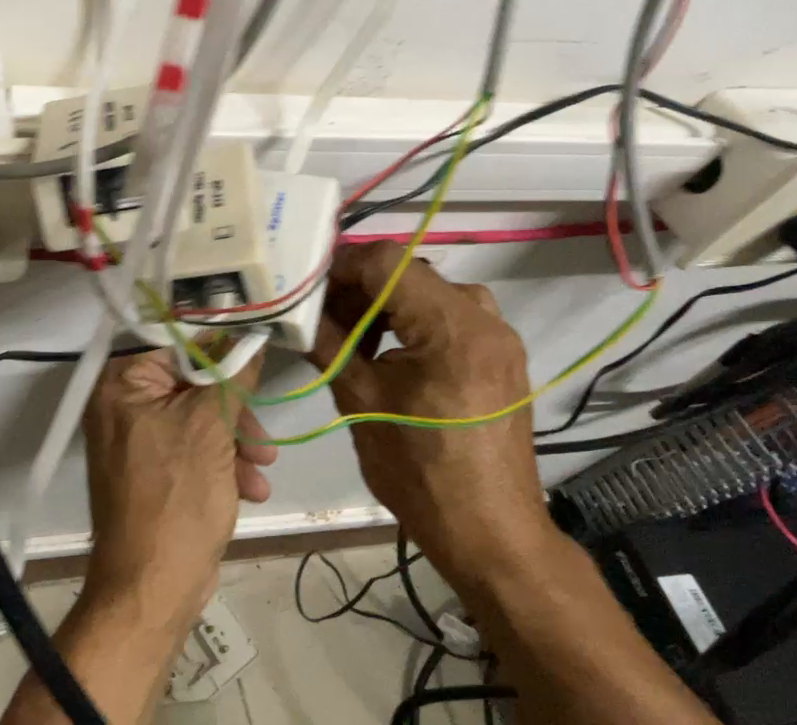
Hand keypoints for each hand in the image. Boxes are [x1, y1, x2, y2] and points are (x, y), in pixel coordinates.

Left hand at [80, 348, 275, 628]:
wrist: (152, 584)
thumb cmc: (177, 495)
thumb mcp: (211, 428)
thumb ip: (232, 377)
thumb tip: (252, 337)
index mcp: (121, 384)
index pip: (176, 346)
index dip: (220, 353)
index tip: (258, 360)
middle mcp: (120, 406)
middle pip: (190, 386)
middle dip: (233, 412)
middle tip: (263, 438)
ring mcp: (133, 443)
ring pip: (196, 422)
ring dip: (234, 443)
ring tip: (263, 470)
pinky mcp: (150, 474)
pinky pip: (190, 452)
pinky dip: (221, 465)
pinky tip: (251, 490)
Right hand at [314, 242, 558, 584]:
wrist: (490, 533)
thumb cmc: (419, 472)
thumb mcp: (360, 401)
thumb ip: (328, 342)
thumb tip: (297, 307)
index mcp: (453, 329)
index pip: (387, 262)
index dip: (340, 267)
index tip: (307, 289)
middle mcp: (485, 321)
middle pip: (410, 272)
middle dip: (359, 287)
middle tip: (320, 315)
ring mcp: (499, 339)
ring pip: (430, 292)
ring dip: (385, 303)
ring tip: (349, 335)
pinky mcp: (500, 358)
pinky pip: (450, 317)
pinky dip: (413, 321)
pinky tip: (386, 351)